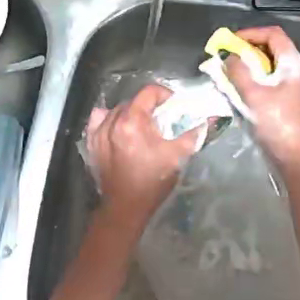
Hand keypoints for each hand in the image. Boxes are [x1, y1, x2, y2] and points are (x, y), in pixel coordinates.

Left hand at [84, 84, 199, 221]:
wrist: (126, 207)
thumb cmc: (153, 181)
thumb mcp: (177, 157)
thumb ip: (193, 134)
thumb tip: (207, 119)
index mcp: (133, 121)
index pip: (148, 92)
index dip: (164, 95)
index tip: (173, 106)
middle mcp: (113, 121)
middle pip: (133, 101)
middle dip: (149, 107)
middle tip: (160, 120)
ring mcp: (99, 131)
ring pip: (117, 110)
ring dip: (130, 114)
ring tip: (141, 128)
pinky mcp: (92, 142)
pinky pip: (99, 119)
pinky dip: (109, 119)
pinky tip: (118, 129)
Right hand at [224, 26, 299, 173]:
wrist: (293, 155)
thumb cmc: (276, 122)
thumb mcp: (253, 94)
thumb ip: (238, 71)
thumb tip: (227, 56)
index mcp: (292, 63)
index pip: (273, 34)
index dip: (251, 33)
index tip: (230, 41)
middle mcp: (292, 68)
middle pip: (269, 46)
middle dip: (245, 47)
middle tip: (225, 54)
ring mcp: (288, 82)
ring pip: (265, 62)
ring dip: (245, 63)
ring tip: (227, 69)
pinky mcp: (282, 95)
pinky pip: (264, 77)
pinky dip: (249, 76)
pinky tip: (235, 85)